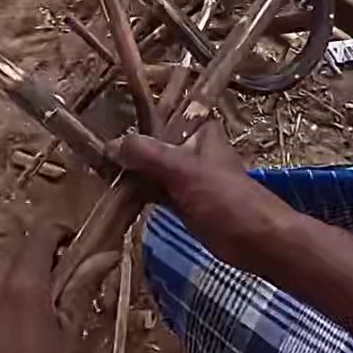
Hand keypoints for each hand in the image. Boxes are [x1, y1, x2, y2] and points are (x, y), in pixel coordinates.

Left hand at [0, 228, 116, 352]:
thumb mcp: (66, 340)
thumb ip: (83, 290)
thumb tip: (107, 255)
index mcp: (26, 280)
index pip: (46, 233)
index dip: (65, 238)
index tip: (77, 255)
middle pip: (25, 253)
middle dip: (44, 267)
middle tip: (58, 301)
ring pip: (4, 273)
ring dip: (21, 284)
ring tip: (30, 326)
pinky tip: (4, 338)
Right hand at [110, 120, 297, 271]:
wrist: (256, 241)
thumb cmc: (224, 197)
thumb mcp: (181, 168)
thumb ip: (146, 153)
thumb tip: (110, 144)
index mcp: (196, 127)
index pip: (160, 112)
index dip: (134, 117)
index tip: (105, 122)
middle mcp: (189, 146)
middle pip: (152, 140)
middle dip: (127, 147)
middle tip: (96, 152)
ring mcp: (186, 173)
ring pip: (150, 166)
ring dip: (129, 170)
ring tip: (99, 170)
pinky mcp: (182, 199)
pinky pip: (153, 188)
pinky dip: (137, 190)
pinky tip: (115, 192)